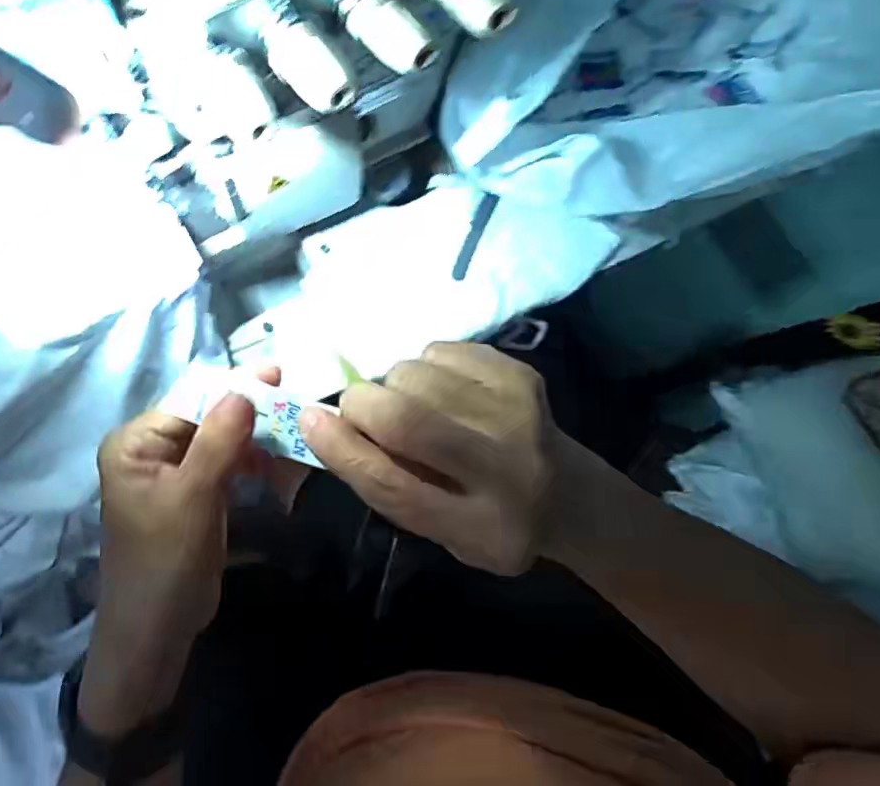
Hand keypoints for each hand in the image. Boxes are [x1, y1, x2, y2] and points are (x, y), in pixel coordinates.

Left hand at [81, 367, 275, 733]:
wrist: (155, 636)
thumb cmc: (165, 563)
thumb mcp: (192, 499)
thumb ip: (218, 442)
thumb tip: (244, 390)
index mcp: (135, 443)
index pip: (188, 401)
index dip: (232, 388)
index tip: (275, 375)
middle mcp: (150, 449)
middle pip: (205, 415)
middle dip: (247, 409)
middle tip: (291, 398)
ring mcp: (172, 470)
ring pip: (219, 437)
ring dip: (253, 434)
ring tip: (292, 427)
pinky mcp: (192, 490)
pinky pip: (224, 461)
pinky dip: (250, 458)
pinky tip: (276, 458)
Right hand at [300, 343, 569, 575]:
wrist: (570, 493)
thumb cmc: (486, 518)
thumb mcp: (437, 527)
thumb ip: (386, 482)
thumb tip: (322, 421)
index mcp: (480, 528)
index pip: (396, 486)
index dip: (342, 450)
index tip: (309, 419)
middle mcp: (505, 470)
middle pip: (407, 421)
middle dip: (362, 404)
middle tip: (356, 405)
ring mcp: (517, 414)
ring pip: (416, 375)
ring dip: (392, 384)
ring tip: (411, 403)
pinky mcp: (519, 373)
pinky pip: (438, 350)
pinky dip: (421, 365)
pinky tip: (440, 388)